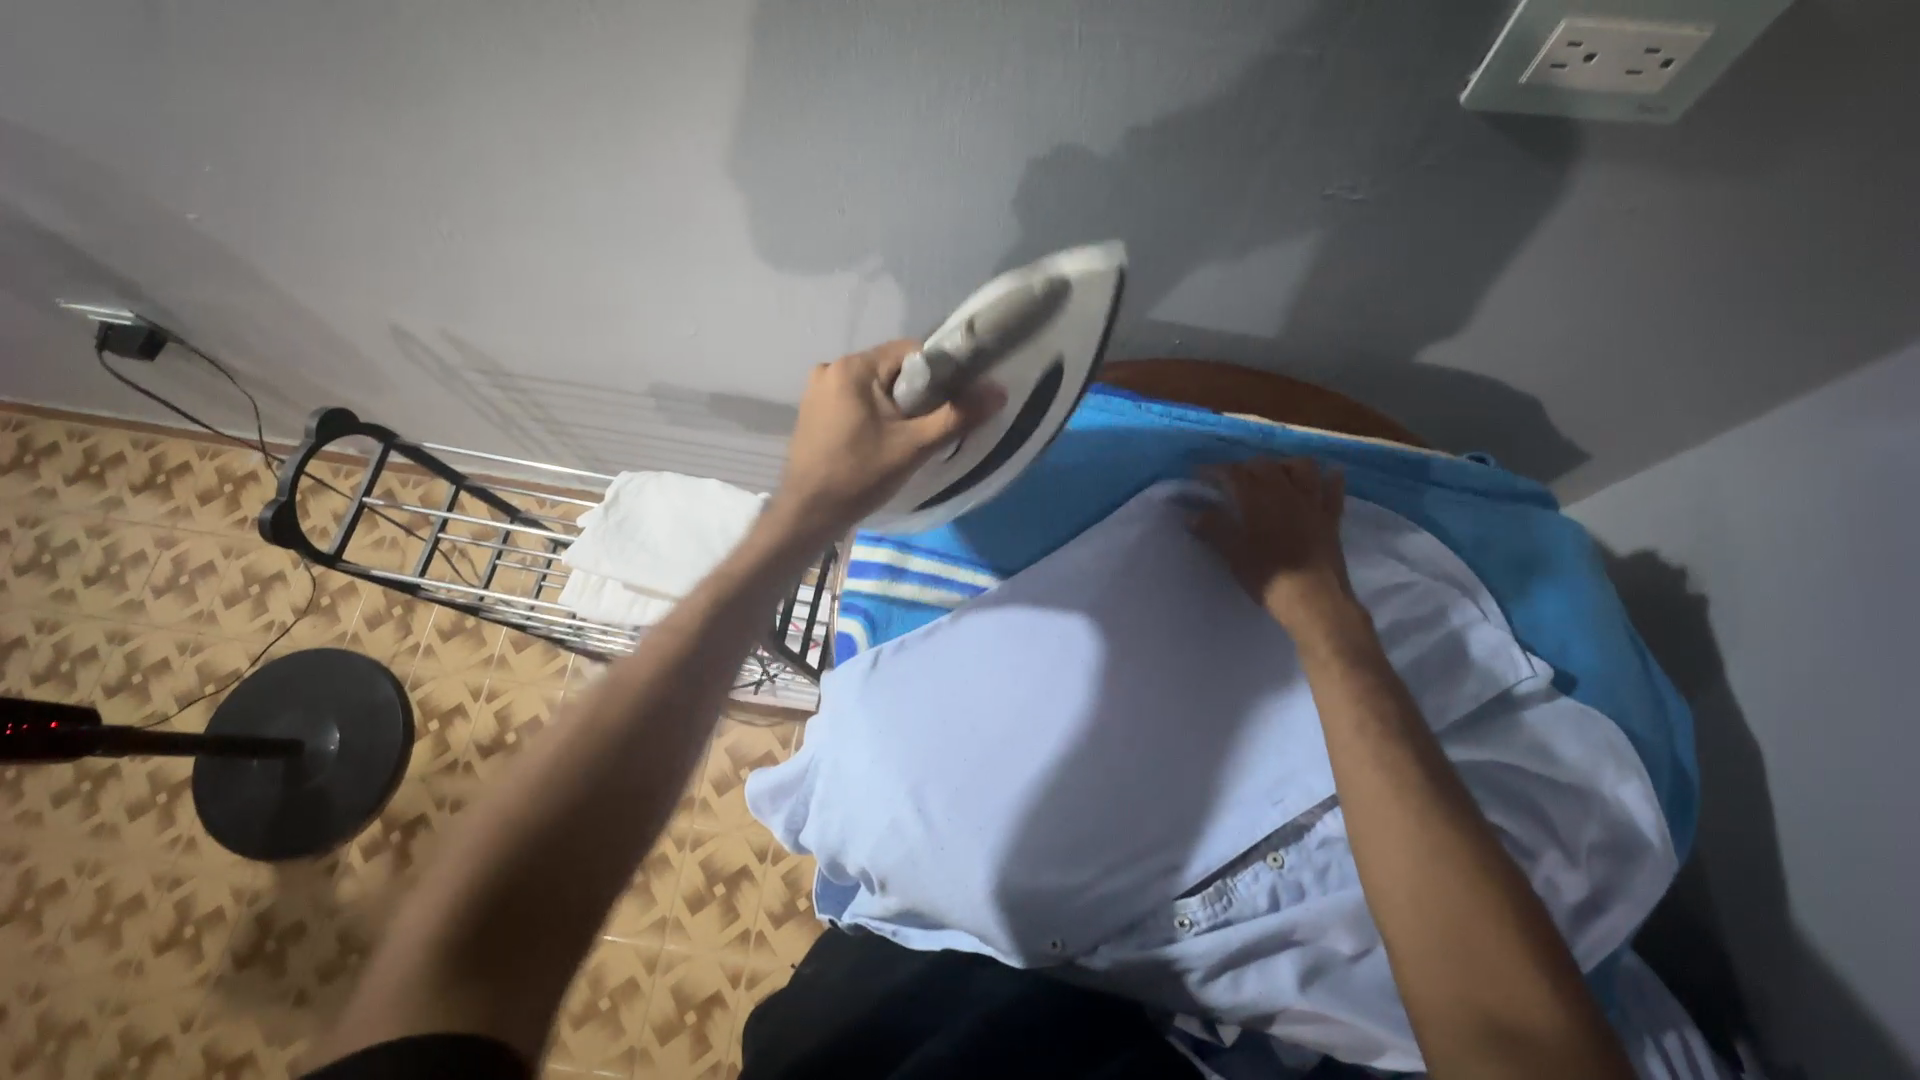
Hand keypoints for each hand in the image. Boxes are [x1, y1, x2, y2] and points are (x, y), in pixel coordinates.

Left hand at [768, 340, 1003, 541]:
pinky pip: (855, 401)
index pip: (910, 352)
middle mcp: (831, 368)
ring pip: (873, 387)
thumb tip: (998, 391)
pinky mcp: (813, 412)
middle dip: (916, 393)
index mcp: (853, 367)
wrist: (808, 514)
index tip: (953, 400)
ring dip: (895, 406)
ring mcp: (817, 390)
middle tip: (932, 425)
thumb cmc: (860, 476)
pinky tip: (881, 441)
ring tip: (908, 437)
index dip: (939, 373)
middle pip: (891, 369)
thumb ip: (957, 415)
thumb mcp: (914, 446)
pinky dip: (874, 414)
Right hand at [1192, 457, 1357, 634]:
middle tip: (1232, 480)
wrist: (1314, 599)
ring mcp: (1312, 503)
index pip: (1232, 473)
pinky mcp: (1331, 518)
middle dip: (1245, 467)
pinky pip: (1334, 490)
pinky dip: (1330, 479)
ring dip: (1285, 465)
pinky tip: (1327, 476)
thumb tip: (1193, 515)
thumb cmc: (1268, 577)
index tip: (1199, 474)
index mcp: (1257, 498)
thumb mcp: (1233, 554)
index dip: (1213, 471)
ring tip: (1275, 475)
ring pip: (1302, 467)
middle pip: (1264, 465)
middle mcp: (1285, 491)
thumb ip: (1214, 530)